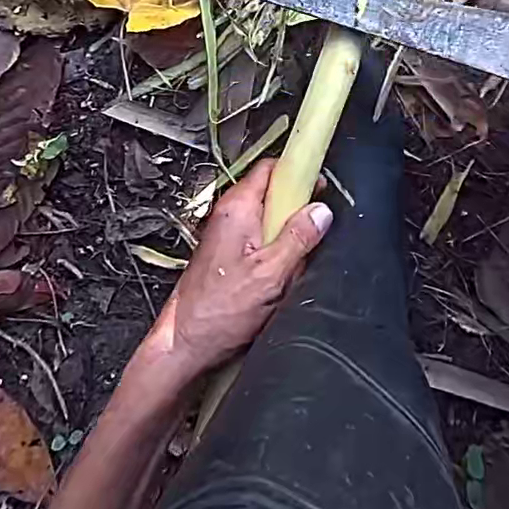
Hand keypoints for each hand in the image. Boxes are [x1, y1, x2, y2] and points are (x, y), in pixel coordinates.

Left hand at [137, 158, 331, 385]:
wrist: (186, 341)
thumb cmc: (216, 310)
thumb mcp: (270, 274)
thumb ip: (298, 238)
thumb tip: (321, 212)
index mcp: (238, 207)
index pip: (271, 167)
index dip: (299, 172)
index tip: (320, 186)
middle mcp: (231, 214)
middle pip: (275, 195)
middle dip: (297, 214)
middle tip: (309, 237)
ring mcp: (229, 233)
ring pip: (272, 221)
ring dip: (288, 239)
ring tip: (290, 267)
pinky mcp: (230, 253)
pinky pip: (263, 243)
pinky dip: (276, 256)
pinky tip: (277, 280)